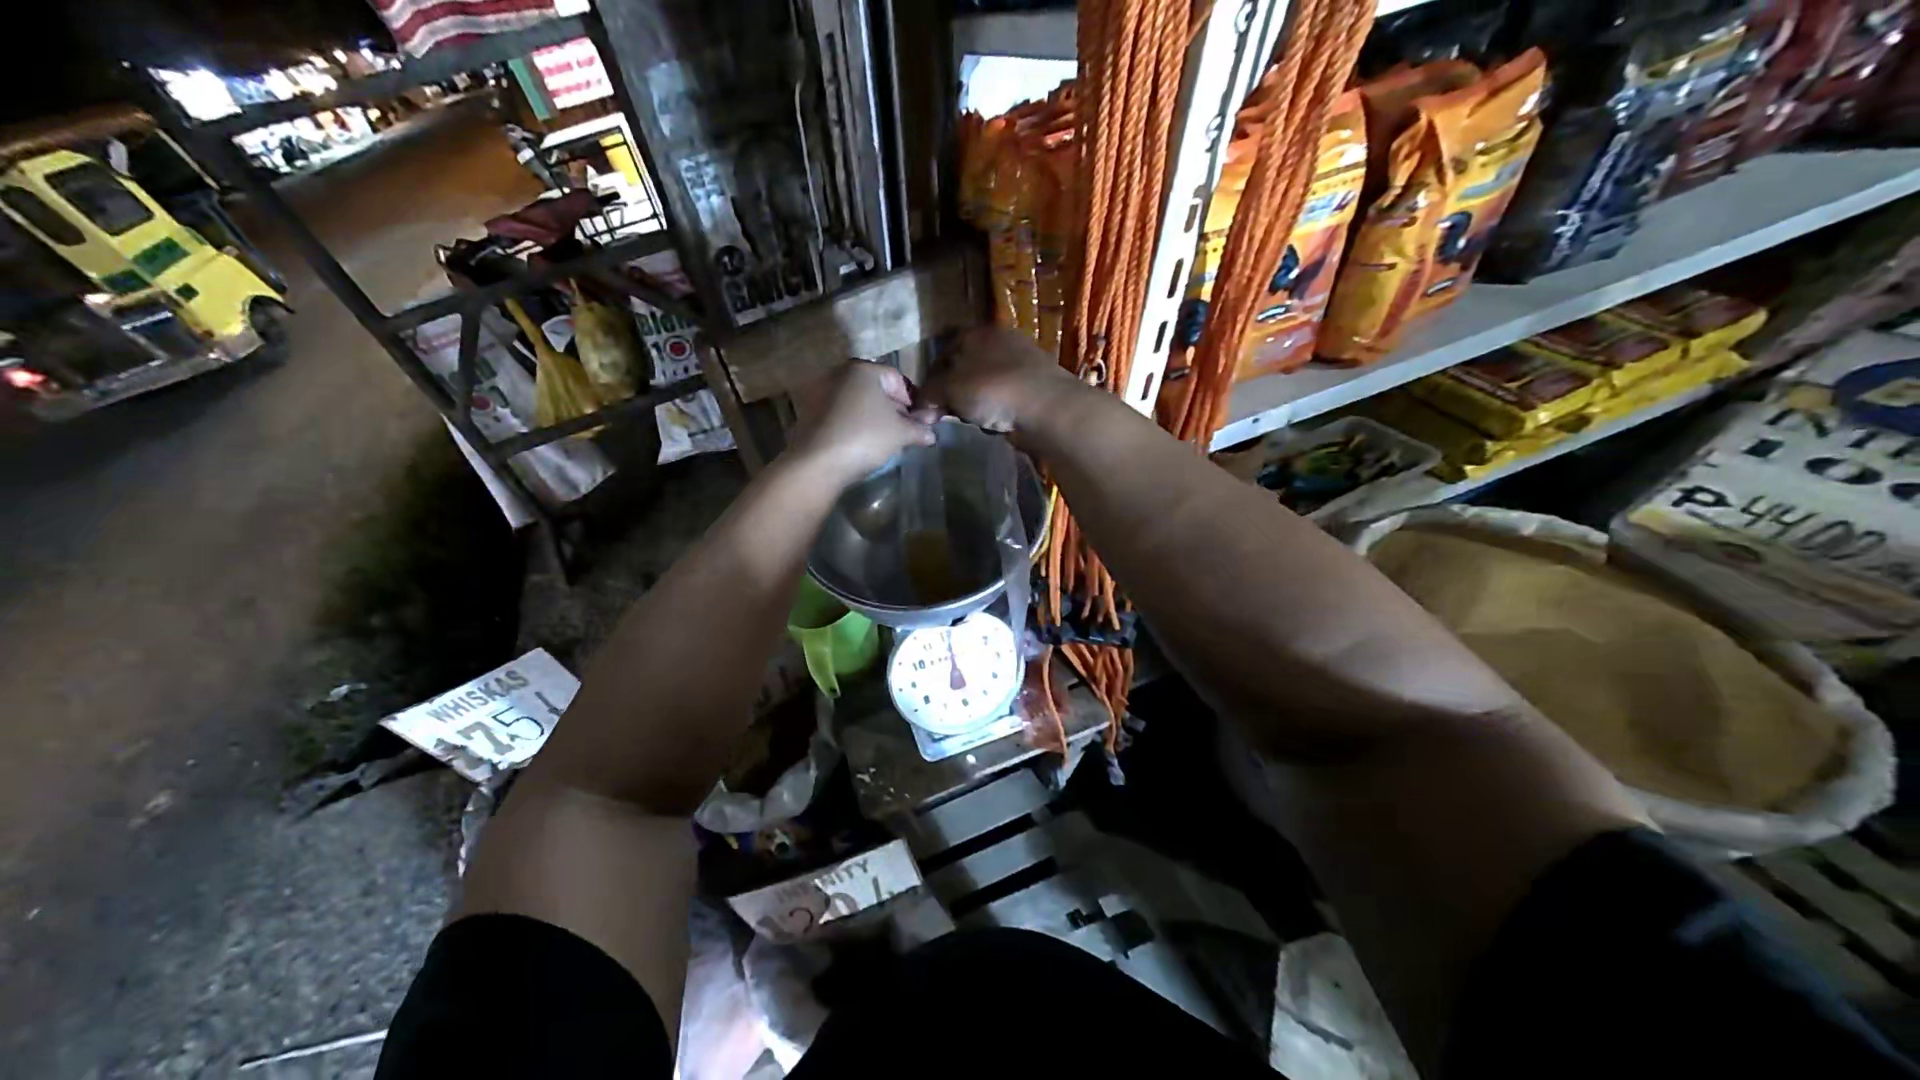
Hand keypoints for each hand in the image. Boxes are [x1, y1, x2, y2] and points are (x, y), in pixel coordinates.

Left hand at [788, 360, 936, 484]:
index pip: (898, 379)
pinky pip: (840, 413)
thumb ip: (919, 428)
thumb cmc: (865, 437)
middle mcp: (839, 373)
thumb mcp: (901, 433)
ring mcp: (820, 392)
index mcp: (863, 369)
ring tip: (884, 440)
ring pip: (857, 402)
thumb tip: (931, 432)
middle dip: (893, 410)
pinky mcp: (808, 412)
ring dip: (873, 417)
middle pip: (876, 389)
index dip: (913, 401)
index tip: (919, 423)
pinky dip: (853, 423)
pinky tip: (860, 443)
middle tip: (904, 432)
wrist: (817, 462)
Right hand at [923, 326, 1080, 433]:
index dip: (931, 377)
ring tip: (971, 420)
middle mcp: (999, 342)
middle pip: (964, 368)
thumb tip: (918, 408)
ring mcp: (1020, 364)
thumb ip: (930, 395)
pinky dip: (996, 410)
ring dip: (974, 404)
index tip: (925, 402)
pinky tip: (995, 423)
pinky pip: (1003, 398)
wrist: (1047, 407)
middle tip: (945, 415)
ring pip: (984, 385)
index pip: (944, 351)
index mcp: (978, 332)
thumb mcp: (950, 389)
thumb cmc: (992, 390)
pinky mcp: (1033, 386)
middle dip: (952, 393)